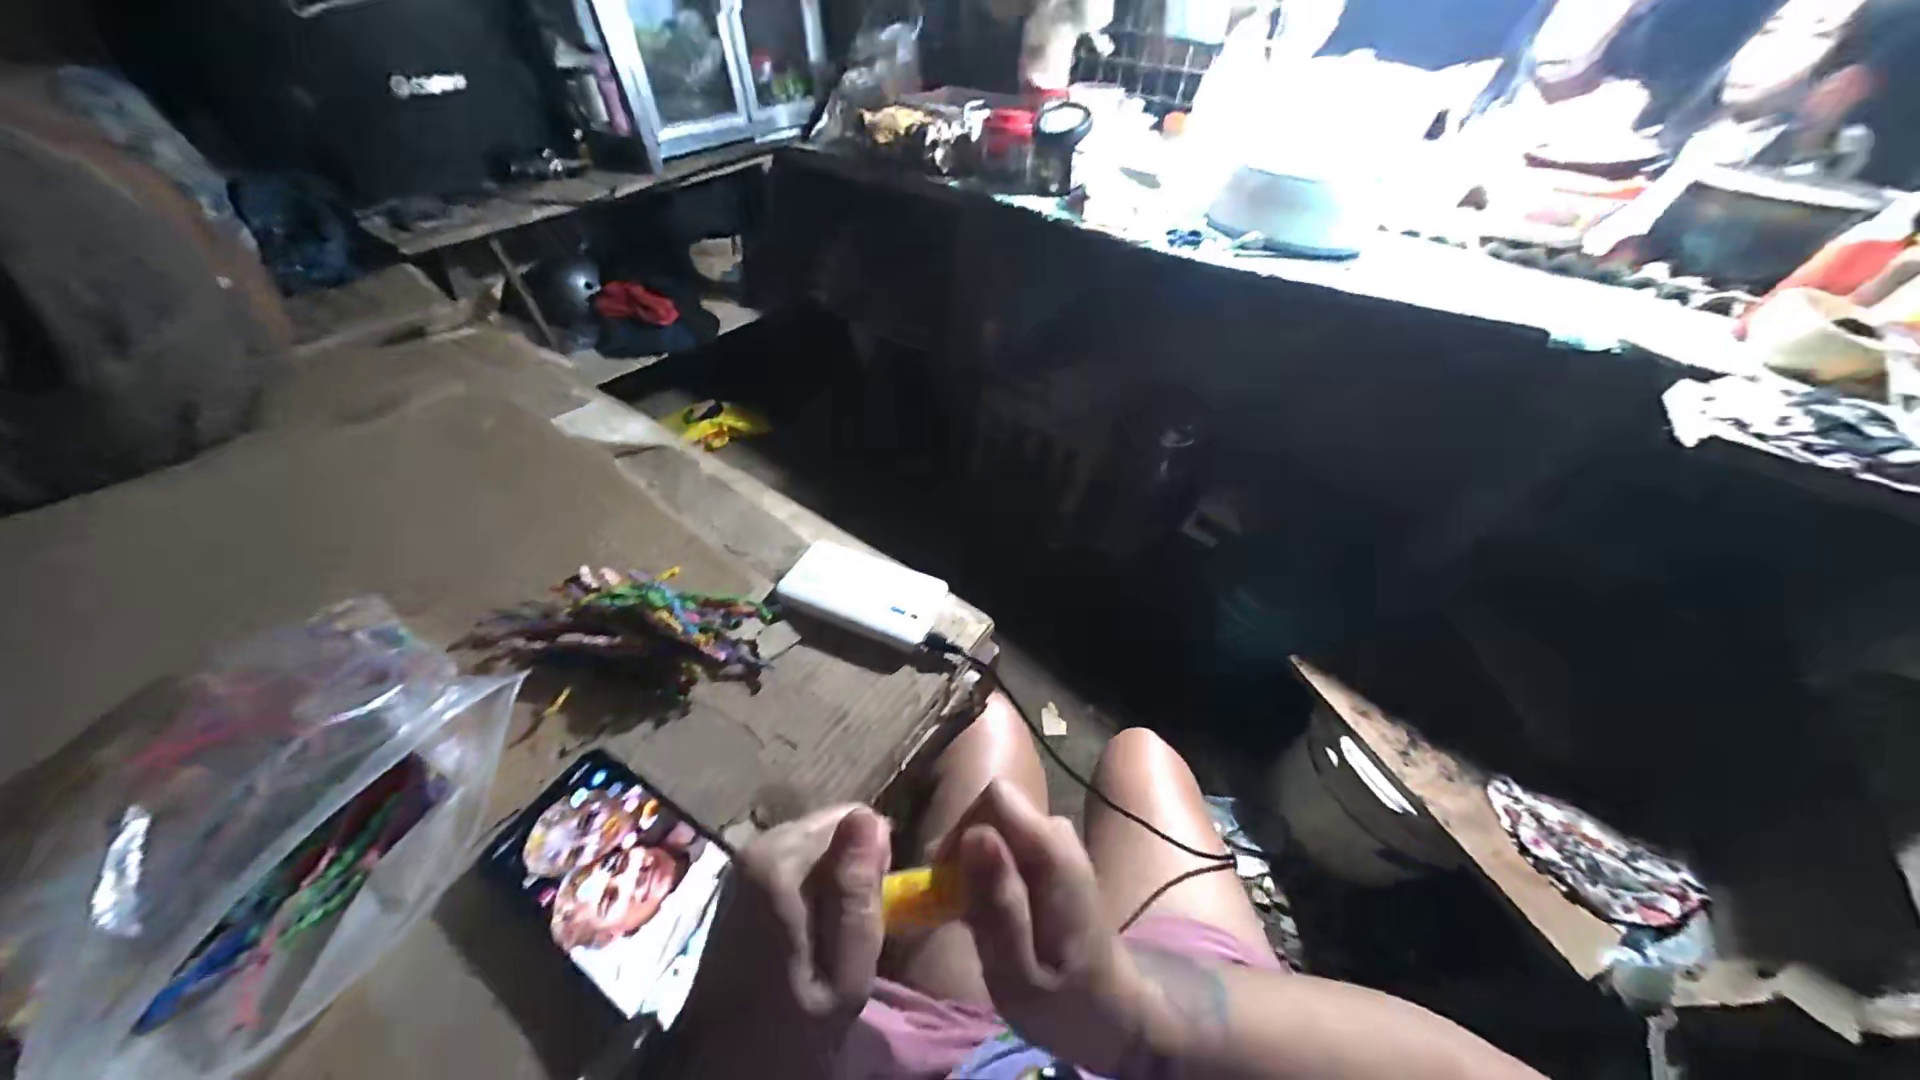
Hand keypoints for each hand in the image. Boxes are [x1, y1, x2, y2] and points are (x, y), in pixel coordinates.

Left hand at [679, 805, 890, 1075]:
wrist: (723, 1065)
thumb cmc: (794, 1026)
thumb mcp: (846, 973)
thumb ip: (858, 894)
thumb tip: (869, 817)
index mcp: (781, 861)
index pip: (856, 815)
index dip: (873, 860)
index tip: (868, 906)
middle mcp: (757, 844)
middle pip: (833, 825)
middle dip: (851, 867)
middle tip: (846, 926)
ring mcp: (744, 858)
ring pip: (817, 840)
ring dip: (831, 877)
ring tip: (824, 930)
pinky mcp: (740, 874)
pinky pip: (796, 857)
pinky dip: (809, 884)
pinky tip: (802, 928)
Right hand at [942, 779, 1153, 1073]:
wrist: (1117, 1017)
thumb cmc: (1068, 1007)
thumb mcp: (1019, 977)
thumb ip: (996, 905)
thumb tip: (973, 836)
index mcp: (1052, 855)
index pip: (996, 796)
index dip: (963, 829)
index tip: (946, 879)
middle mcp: (1058, 834)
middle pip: (994, 808)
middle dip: (963, 848)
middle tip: (952, 905)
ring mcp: (1059, 843)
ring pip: (997, 824)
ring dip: (973, 862)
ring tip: (967, 913)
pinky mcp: (1054, 856)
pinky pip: (1008, 841)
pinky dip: (988, 869)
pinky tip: (986, 909)